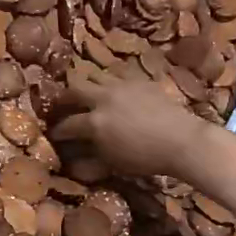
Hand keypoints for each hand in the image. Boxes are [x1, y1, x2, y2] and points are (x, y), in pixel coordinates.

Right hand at [49, 71, 210, 178]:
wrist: (181, 140)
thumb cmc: (146, 158)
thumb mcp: (114, 163)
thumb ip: (91, 157)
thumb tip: (74, 158)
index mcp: (94, 122)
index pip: (67, 125)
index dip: (58, 130)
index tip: (53, 134)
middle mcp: (103, 98)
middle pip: (75, 89)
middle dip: (65, 97)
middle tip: (62, 103)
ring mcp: (121, 85)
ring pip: (95, 75)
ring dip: (87, 83)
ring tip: (86, 90)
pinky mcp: (138, 79)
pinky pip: (118, 73)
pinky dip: (111, 79)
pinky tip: (114, 86)